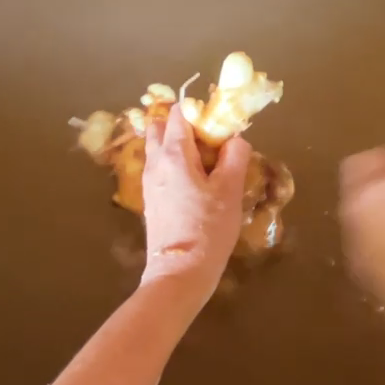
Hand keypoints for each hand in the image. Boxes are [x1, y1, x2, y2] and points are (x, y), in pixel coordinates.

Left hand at [141, 108, 251, 288]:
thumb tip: (235, 138)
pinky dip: (174, 165)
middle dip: (184, 125)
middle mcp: (155, 163)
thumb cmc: (207, 229)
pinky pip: (160, 169)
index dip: (199, 110)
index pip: (178, 114)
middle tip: (211, 138)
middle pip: (161, 128)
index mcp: (174, 154)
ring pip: (159, 150)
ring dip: (179, 146)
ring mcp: (149, 183)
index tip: (219, 120)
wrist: (179, 274)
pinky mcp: (151, 201)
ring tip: (207, 160)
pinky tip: (195, 182)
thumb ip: (234, 157)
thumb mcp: (230, 191)